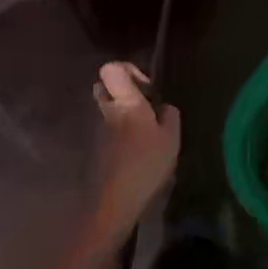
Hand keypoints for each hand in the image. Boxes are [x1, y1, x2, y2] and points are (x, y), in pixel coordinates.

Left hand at [91, 62, 180, 241]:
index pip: (111, 69)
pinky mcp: (96, 145)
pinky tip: (136, 148)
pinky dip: (118, 130)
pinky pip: (106, 126)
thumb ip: (169, 116)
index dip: (127, 69)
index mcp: (125, 102)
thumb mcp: (171, 139)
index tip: (146, 87)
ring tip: (144, 130)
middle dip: (121, 89)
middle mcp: (106, 110)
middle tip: (143, 105)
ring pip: (105, 107)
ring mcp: (97, 128)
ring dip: (120, 111)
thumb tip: (164, 107)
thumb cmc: (146, 164)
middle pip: (103, 85)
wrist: (116, 199)